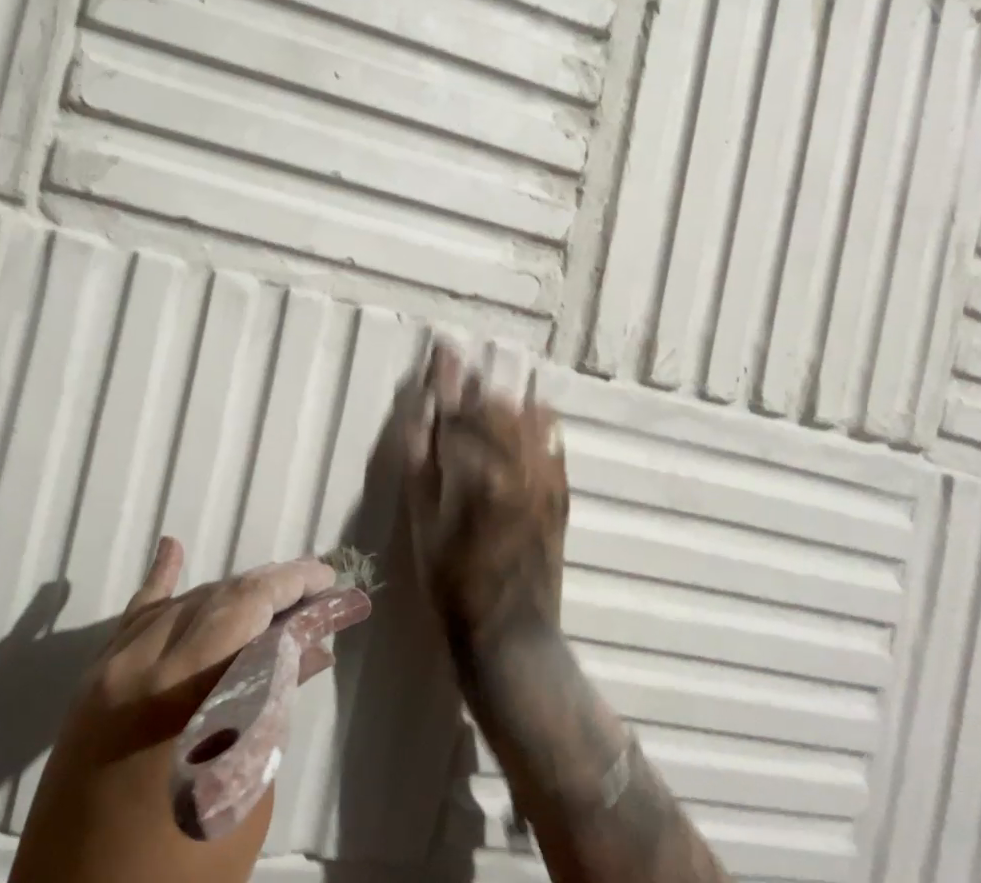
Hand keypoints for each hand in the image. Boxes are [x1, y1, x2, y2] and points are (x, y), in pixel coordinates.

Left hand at [9, 538, 339, 882]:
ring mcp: (107, 673)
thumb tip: (298, 652)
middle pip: (213, 602)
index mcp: (181, 700)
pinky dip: (159, 585)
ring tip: (274, 593)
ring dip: (228, 594)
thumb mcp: (240, 801)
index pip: (243, 614)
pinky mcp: (90, 686)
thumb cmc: (177, 873)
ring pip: (177, 605)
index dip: (289, 587)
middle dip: (268, 588)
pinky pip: (130, 620)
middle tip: (314, 588)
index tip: (328, 578)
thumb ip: (264, 715)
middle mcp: (139, 669)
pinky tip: (172, 550)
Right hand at [391, 342, 569, 653]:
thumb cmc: (451, 583)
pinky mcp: (560, 499)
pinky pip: (555, 447)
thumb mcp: (422, 524)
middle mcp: (520, 470)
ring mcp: (546, 483)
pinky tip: (538, 411)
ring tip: (496, 381)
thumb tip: (420, 414)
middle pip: (499, 410)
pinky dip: (543, 424)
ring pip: (530, 423)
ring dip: (509, 399)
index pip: (460, 411)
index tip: (444, 348)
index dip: (448, 379)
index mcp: (479, 472)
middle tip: (466, 362)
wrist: (510, 633)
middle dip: (479, 384)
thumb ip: (421, 463)